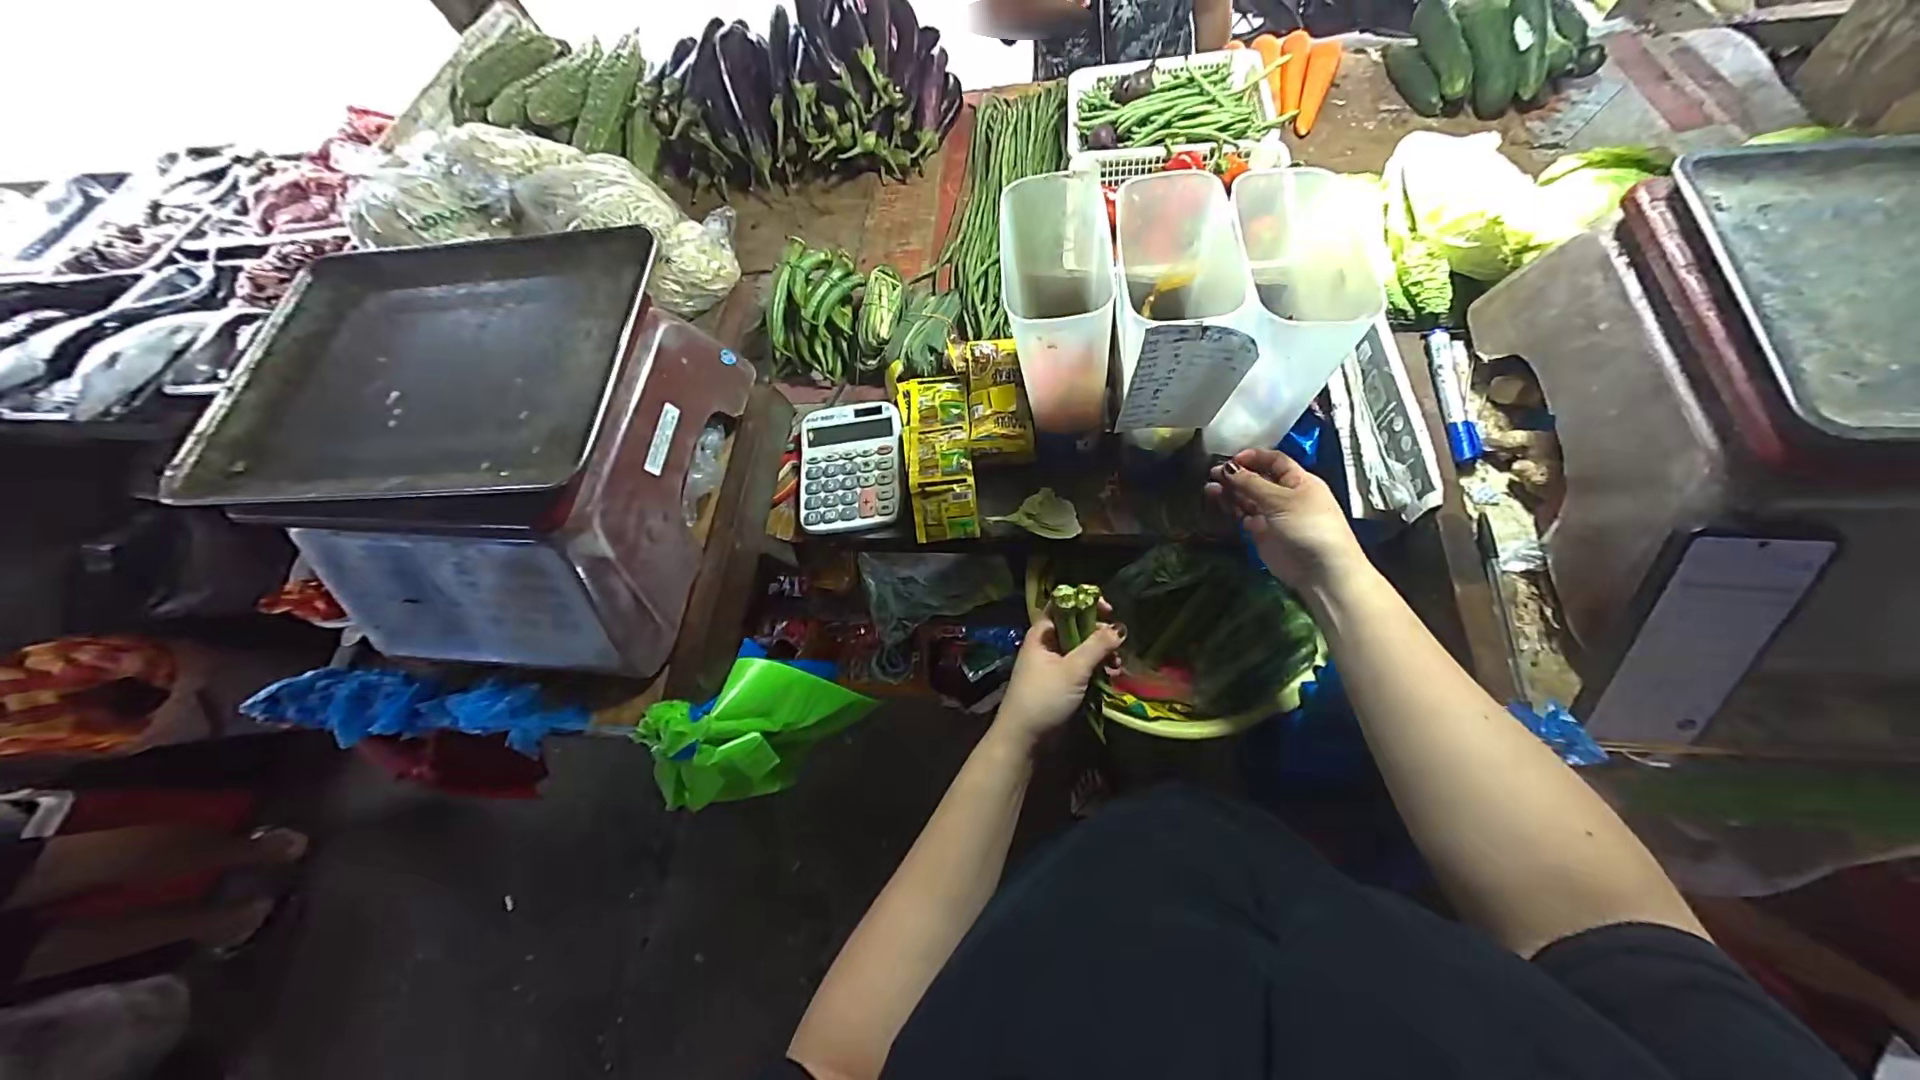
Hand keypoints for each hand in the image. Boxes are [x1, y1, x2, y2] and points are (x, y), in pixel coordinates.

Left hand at [991, 607, 1123, 750]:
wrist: (1023, 737)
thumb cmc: (1043, 697)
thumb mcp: (1072, 669)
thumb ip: (1096, 646)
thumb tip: (1120, 627)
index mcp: (1042, 633)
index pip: (1063, 605)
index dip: (1085, 603)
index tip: (1109, 611)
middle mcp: (1047, 644)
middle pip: (1077, 626)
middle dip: (1099, 633)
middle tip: (1117, 644)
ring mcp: (1054, 663)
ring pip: (1082, 648)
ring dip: (1101, 653)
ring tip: (1116, 665)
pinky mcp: (1061, 681)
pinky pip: (1082, 667)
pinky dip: (1096, 668)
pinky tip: (1110, 676)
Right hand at [1205, 448, 1368, 595]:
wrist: (1319, 570)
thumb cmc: (1308, 526)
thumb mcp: (1281, 499)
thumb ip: (1251, 483)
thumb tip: (1227, 468)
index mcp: (1299, 481)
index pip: (1274, 461)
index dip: (1254, 457)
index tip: (1231, 458)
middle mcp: (1285, 495)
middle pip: (1257, 479)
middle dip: (1237, 475)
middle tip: (1214, 473)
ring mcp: (1272, 515)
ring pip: (1247, 497)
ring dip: (1230, 491)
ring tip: (1211, 488)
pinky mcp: (1261, 533)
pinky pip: (1243, 515)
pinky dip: (1231, 509)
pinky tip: (1218, 503)